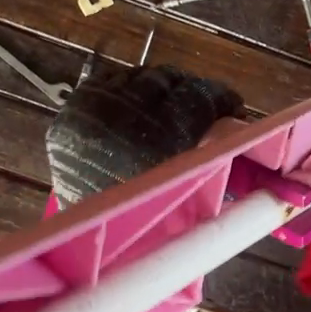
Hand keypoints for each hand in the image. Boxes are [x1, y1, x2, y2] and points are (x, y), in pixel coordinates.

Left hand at [46, 65, 242, 204]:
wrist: (86, 236)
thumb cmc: (146, 219)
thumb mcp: (189, 184)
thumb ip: (212, 151)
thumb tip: (236, 124)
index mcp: (164, 134)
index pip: (200, 95)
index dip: (222, 97)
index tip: (234, 105)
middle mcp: (129, 112)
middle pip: (167, 78)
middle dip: (188, 88)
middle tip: (200, 103)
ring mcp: (96, 108)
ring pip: (137, 76)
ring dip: (156, 86)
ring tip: (165, 103)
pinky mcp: (74, 109)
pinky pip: (107, 80)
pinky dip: (123, 87)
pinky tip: (133, 102)